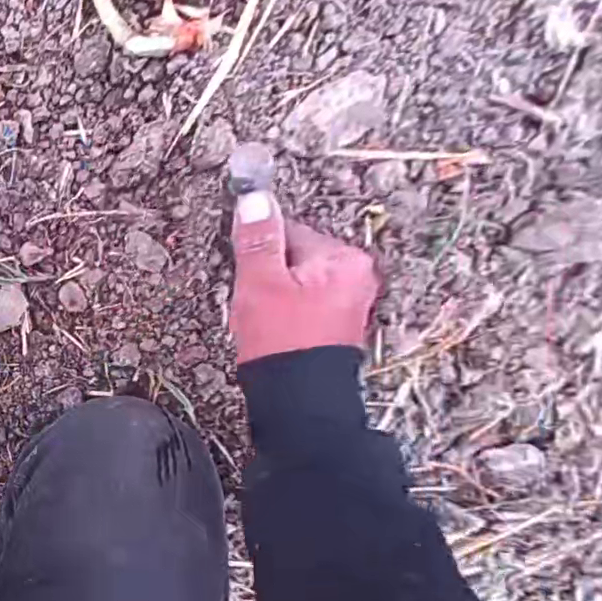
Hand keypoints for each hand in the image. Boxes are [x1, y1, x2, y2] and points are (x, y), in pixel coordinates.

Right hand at [230, 190, 378, 364]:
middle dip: (266, 277)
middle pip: (292, 257)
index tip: (246, 273)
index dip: (258, 253)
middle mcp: (355, 277)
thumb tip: (254, 199)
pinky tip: (272, 332)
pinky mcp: (335, 324)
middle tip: (254, 304)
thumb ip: (257, 240)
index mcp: (344, 259)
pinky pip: (301, 304)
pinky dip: (282, 313)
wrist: (297, 401)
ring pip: (293, 283)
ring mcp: (348, 302)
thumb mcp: (260, 284)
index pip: (289, 231)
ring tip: (263, 322)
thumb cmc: (282, 344)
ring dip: (271, 297)